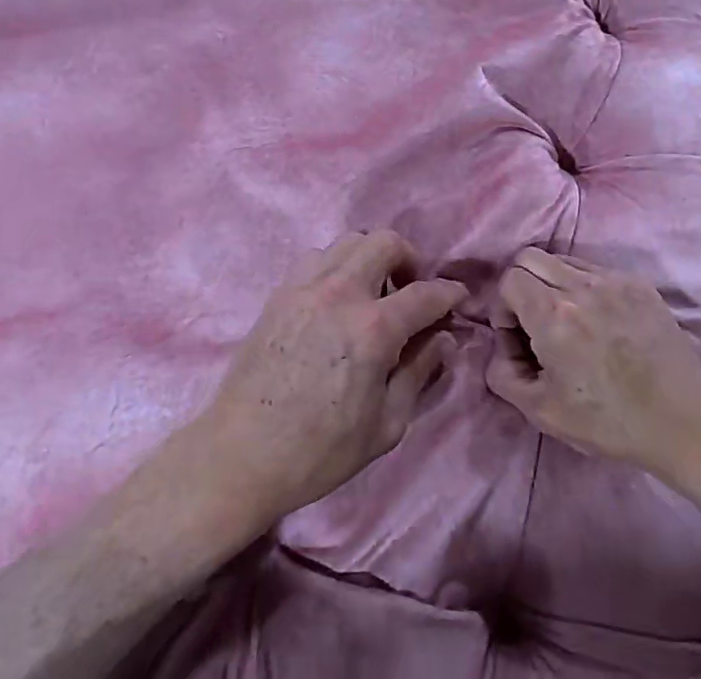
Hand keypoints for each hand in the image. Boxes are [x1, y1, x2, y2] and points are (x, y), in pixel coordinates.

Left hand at [195, 231, 466, 521]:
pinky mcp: (278, 296)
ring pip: (348, 242)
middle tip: (411, 290)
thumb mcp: (387, 424)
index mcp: (374, 329)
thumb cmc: (320, 451)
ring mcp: (304, 289)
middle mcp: (341, 294)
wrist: (240, 457)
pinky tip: (336, 302)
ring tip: (372, 294)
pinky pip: (316, 259)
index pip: (426, 293)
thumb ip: (420, 372)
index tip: (459, 298)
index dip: (450, 293)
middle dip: (410, 258)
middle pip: (385, 242)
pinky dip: (336, 268)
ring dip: (371, 259)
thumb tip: (442, 338)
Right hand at [486, 248, 700, 481]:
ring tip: (569, 324)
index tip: (519, 339)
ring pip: (563, 260)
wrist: (684, 421)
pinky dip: (584, 288)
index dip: (504, 307)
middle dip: (522, 287)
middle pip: (530, 258)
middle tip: (536, 326)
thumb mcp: (542, 411)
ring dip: (553, 284)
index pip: (509, 278)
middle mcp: (582, 286)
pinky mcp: (640, 285)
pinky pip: (596, 270)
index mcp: (554, 314)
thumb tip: (501, 349)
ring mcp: (615, 280)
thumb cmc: (610, 422)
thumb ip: (503, 374)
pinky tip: (600, 325)